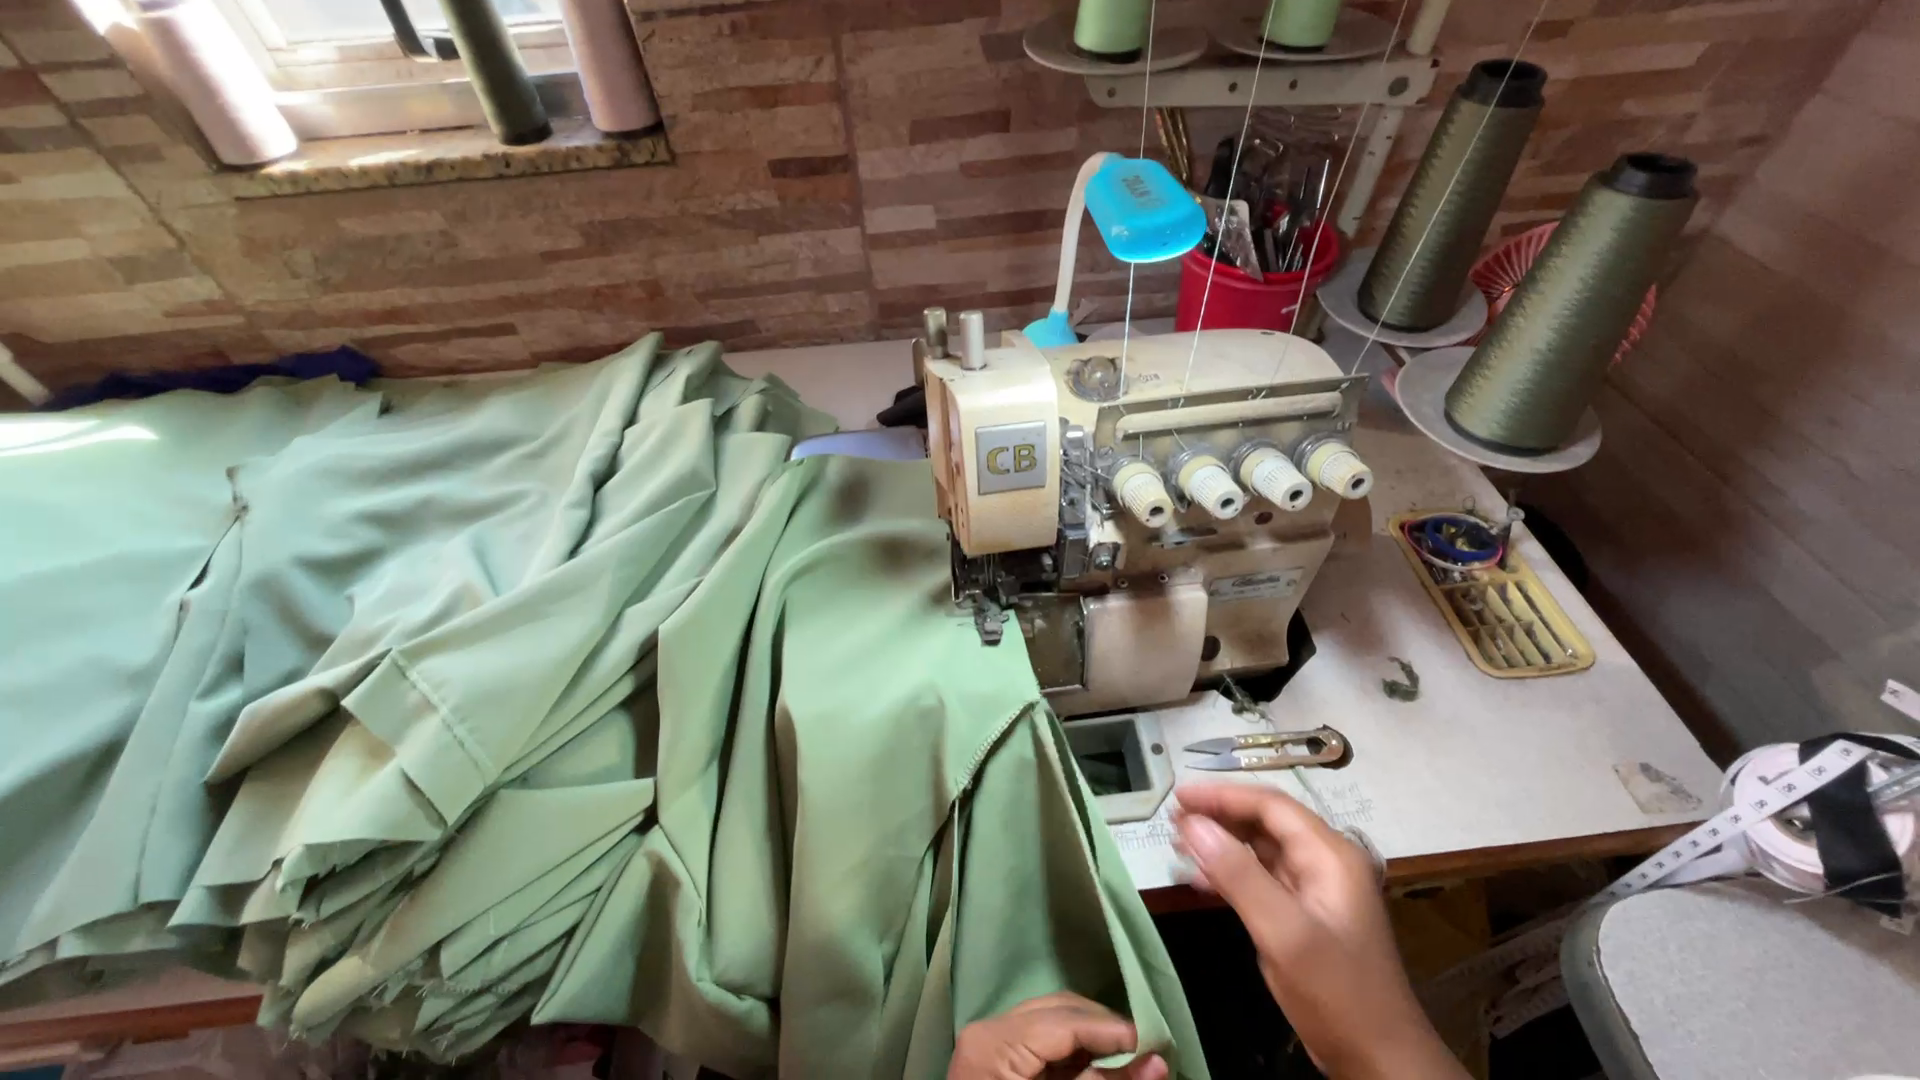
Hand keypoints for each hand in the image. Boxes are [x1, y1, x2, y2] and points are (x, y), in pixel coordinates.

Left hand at [948, 992, 1169, 1079]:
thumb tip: (1158, 1064)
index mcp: (994, 1043)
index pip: (1064, 1020)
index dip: (1111, 1029)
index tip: (1154, 1042)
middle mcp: (989, 1030)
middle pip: (1058, 1010)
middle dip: (1104, 1028)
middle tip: (1146, 1048)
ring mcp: (990, 1040)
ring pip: (1053, 1020)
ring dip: (1092, 1038)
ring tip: (1129, 1057)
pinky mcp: (998, 1056)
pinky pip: (1042, 1041)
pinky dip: (1074, 1052)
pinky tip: (1100, 1066)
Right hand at [1174, 783, 1466, 1079]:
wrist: (1379, 1059)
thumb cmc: (1336, 992)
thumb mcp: (1283, 932)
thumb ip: (1238, 876)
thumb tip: (1193, 824)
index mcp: (1329, 855)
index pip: (1270, 805)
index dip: (1222, 795)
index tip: (1178, 795)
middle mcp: (1325, 862)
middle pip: (1265, 822)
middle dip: (1218, 816)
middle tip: (1171, 819)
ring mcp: (1315, 889)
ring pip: (1260, 849)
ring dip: (1220, 842)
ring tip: (1176, 843)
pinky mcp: (1304, 914)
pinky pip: (1261, 878)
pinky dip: (1229, 873)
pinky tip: (1199, 879)